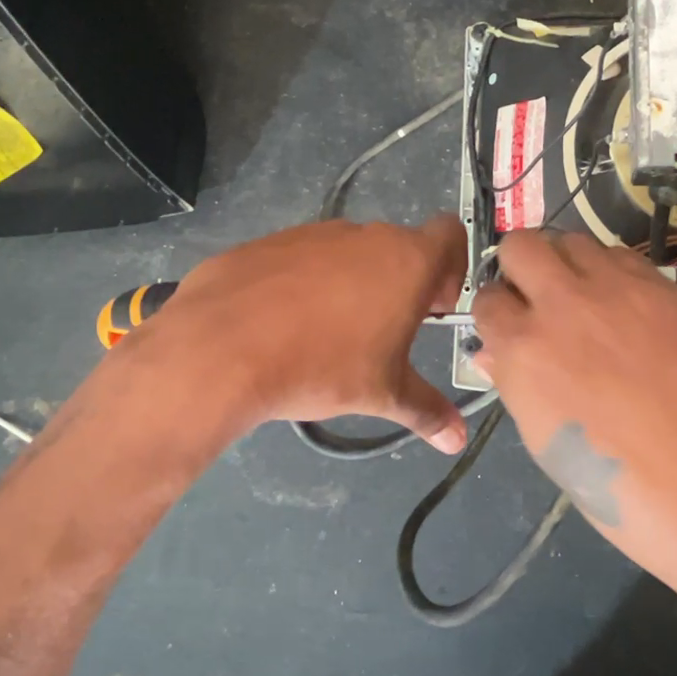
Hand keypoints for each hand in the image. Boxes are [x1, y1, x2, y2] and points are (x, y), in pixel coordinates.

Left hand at [122, 217, 469, 453]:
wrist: (219, 350)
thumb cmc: (321, 366)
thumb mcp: (382, 394)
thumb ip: (426, 411)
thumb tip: (457, 441)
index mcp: (407, 261)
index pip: (451, 234)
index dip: (451, 266)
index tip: (433, 307)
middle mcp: (367, 235)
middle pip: (400, 247)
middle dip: (401, 284)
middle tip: (385, 332)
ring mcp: (314, 234)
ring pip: (350, 252)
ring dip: (352, 283)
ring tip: (328, 333)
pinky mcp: (268, 243)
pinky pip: (302, 259)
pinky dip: (304, 283)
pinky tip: (282, 325)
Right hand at [472, 232, 676, 612]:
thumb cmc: (626, 495)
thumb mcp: (550, 449)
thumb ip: (518, 385)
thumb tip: (496, 353)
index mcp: (526, 351)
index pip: (487, 300)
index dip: (496, 314)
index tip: (509, 327)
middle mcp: (567, 305)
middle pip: (523, 246)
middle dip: (521, 268)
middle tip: (538, 298)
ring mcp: (622, 290)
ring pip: (576, 241)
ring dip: (569, 265)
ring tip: (586, 301)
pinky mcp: (668, 289)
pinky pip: (625, 259)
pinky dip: (614, 274)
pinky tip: (629, 309)